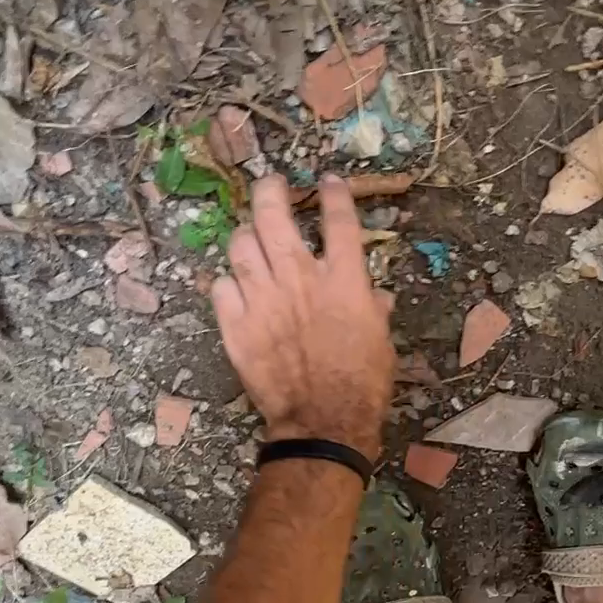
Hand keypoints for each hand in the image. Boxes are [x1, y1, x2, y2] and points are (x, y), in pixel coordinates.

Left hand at [211, 176, 392, 458]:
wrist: (324, 421)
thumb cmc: (363, 384)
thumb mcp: (382, 342)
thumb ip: (374, 310)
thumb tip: (374, 298)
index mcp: (344, 280)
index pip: (339, 220)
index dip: (334, 194)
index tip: (328, 181)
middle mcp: (299, 278)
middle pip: (274, 214)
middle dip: (270, 191)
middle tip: (271, 186)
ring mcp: (263, 299)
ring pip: (241, 244)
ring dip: (246, 237)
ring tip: (251, 240)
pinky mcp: (236, 325)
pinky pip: (220, 287)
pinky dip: (227, 283)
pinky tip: (234, 287)